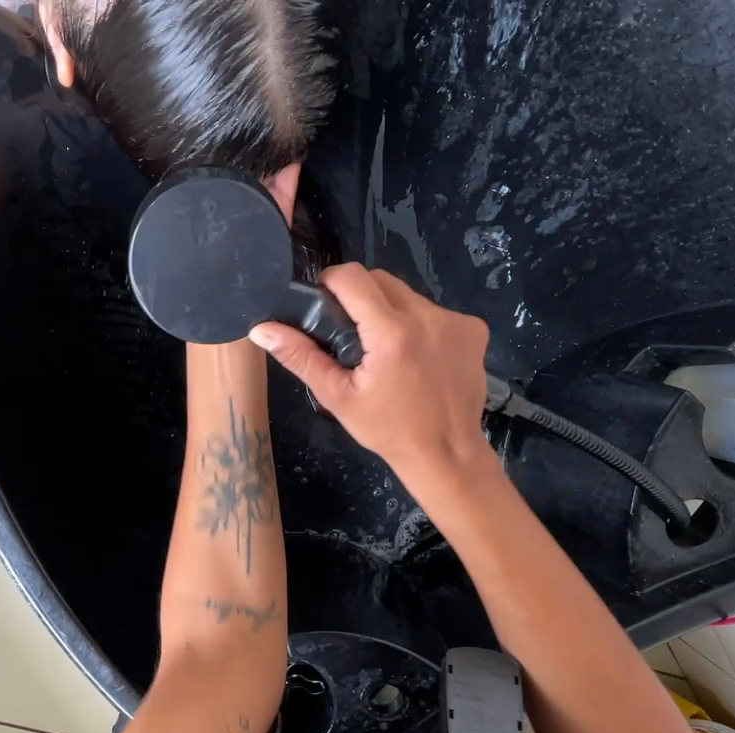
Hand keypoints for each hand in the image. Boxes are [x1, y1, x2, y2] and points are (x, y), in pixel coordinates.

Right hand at [249, 263, 494, 485]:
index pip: (353, 276)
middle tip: (352, 335)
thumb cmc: (387, 429)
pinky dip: (420, 326)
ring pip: (408, 295)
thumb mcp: (338, 397)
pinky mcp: (473, 329)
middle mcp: (427, 316)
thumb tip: (262, 329)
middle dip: (360, 298)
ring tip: (387, 352)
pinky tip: (418, 358)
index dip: (331, 283)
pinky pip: (435, 311)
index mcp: (391, 332)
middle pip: (381, 280)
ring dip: (391, 312)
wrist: (446, 453)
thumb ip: (302, 357)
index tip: (325, 305)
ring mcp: (455, 320)